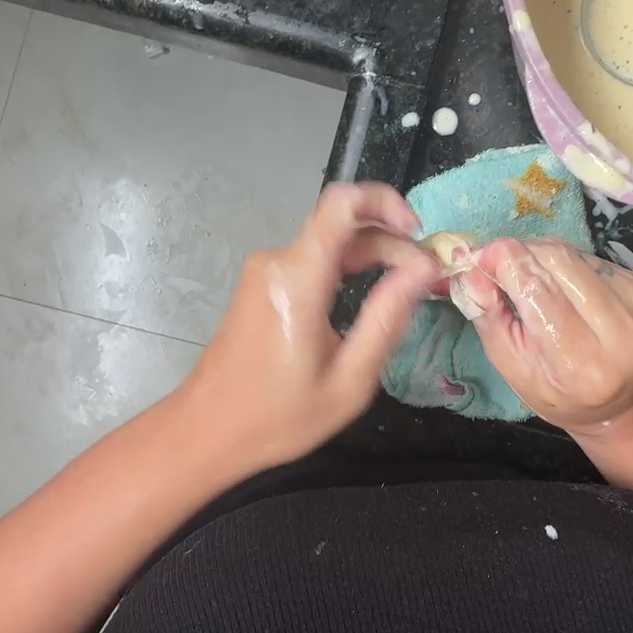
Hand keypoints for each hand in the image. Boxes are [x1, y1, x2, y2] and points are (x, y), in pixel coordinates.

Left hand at [177, 182, 441, 470]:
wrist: (206, 431)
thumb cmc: (277, 417)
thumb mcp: (348, 381)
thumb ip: (387, 318)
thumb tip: (425, 268)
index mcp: (297, 279)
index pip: (341, 202)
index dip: (386, 202)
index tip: (420, 235)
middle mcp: (278, 261)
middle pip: (344, 224)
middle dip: (391, 243)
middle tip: (427, 280)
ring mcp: (266, 270)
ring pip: (331, 243)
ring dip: (373, 257)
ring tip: (405, 291)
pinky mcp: (263, 282)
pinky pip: (315, 260)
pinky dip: (349, 269)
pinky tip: (370, 299)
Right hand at [460, 238, 632, 436]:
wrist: (622, 404)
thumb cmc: (558, 394)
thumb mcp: (512, 367)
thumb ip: (489, 318)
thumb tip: (469, 271)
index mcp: (578, 364)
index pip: (537, 291)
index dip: (504, 262)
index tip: (478, 257)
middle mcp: (617, 333)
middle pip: (557, 262)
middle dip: (519, 252)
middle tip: (496, 263)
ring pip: (573, 254)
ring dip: (539, 254)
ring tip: (524, 274)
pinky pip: (590, 258)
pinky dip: (563, 263)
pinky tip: (558, 284)